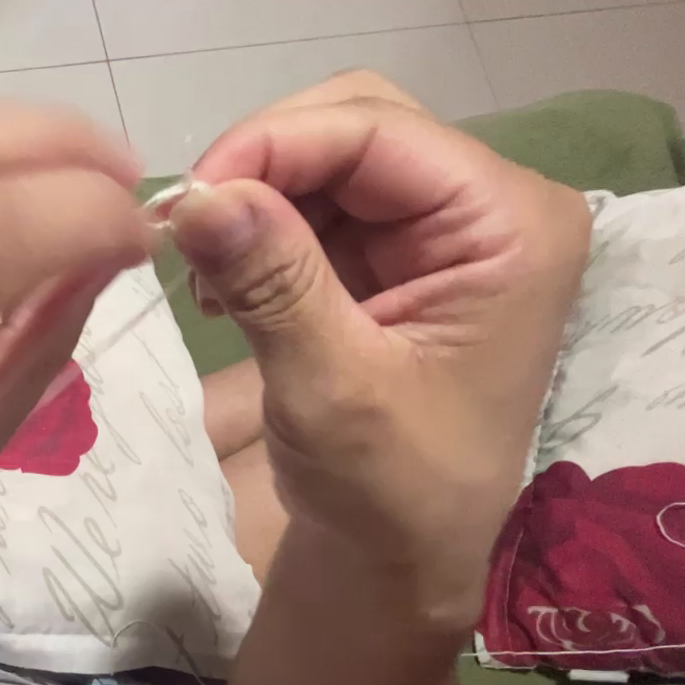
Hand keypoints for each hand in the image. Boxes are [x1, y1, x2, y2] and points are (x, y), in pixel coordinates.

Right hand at [170, 71, 591, 623]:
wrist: (391, 552)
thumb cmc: (383, 485)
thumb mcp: (328, 383)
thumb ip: (271, 283)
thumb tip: (193, 199)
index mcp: (503, 226)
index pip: (377, 135)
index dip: (271, 149)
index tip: (182, 204)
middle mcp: (475, 213)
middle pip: (355, 132)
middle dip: (259, 169)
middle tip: (186, 229)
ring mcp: (428, 242)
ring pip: (323, 171)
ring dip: (250, 207)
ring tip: (204, 273)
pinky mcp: (382, 273)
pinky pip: (309, 221)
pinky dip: (254, 240)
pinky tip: (224, 287)